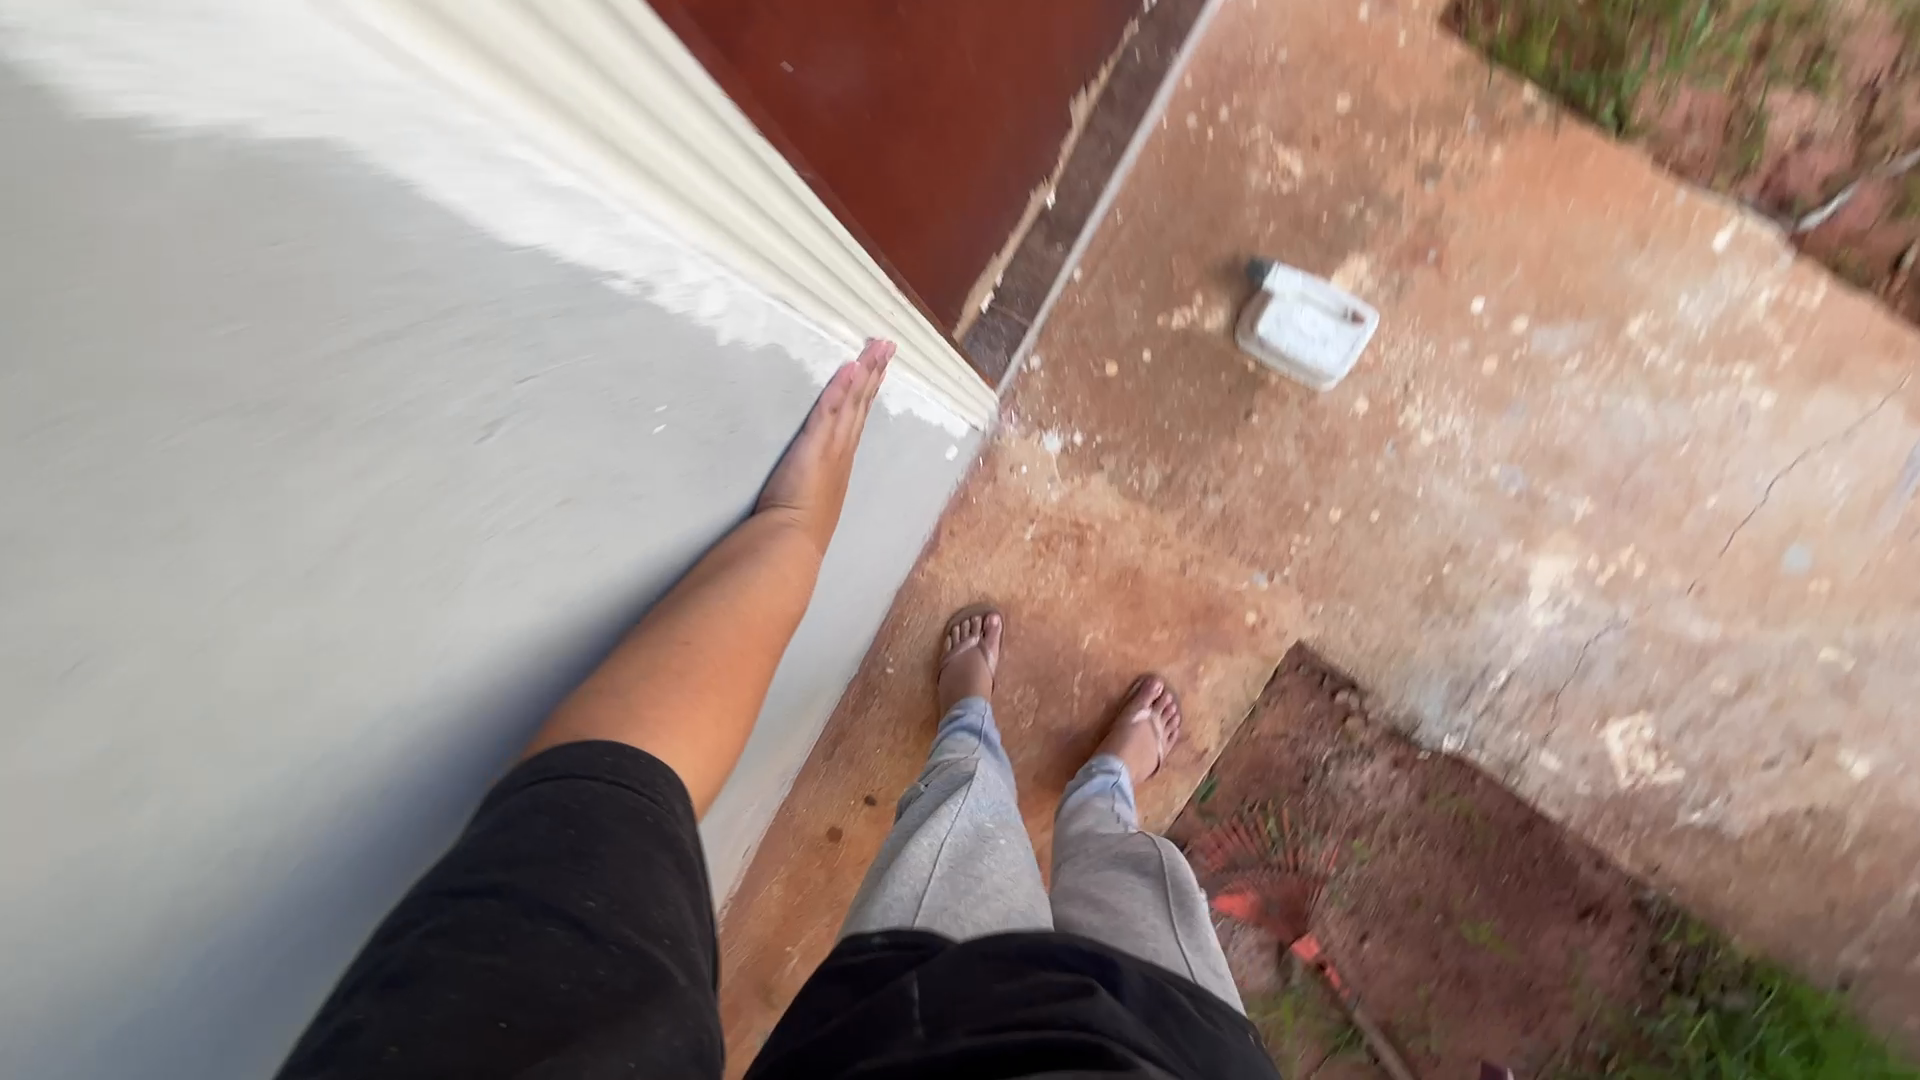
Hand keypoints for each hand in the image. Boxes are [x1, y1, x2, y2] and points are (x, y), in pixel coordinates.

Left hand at [756, 339, 893, 551]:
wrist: (794, 541)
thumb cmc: (799, 527)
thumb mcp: (812, 497)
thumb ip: (814, 482)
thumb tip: (816, 477)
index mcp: (841, 459)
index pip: (857, 417)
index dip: (867, 391)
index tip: (877, 368)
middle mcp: (842, 448)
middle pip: (861, 403)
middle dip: (875, 373)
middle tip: (887, 345)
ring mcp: (832, 446)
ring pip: (852, 402)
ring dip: (865, 372)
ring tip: (876, 347)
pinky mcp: (816, 446)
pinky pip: (830, 411)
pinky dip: (841, 389)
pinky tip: (851, 367)